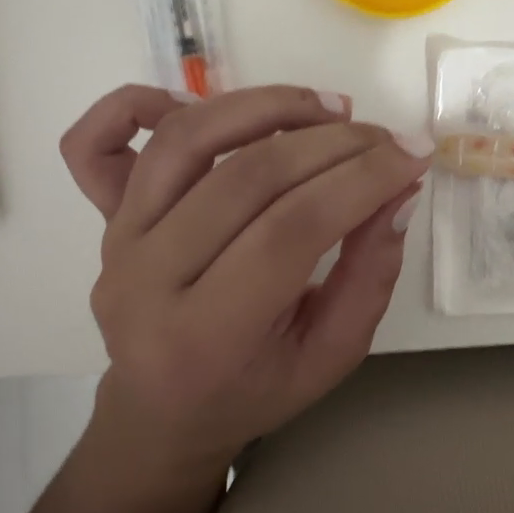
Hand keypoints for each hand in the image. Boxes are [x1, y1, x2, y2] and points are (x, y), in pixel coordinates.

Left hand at [59, 85, 430, 467]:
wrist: (160, 410)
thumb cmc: (253, 392)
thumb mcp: (332, 356)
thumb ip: (371, 276)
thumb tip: (399, 191)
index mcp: (205, 336)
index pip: (290, 231)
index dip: (361, 181)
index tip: (414, 156)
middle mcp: (145, 280)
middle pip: (247, 177)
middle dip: (334, 144)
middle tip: (388, 137)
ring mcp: (116, 240)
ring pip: (188, 139)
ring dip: (269, 106)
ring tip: (333, 108)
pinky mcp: (104, 215)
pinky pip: (99, 143)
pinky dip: (144, 103)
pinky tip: (212, 104)